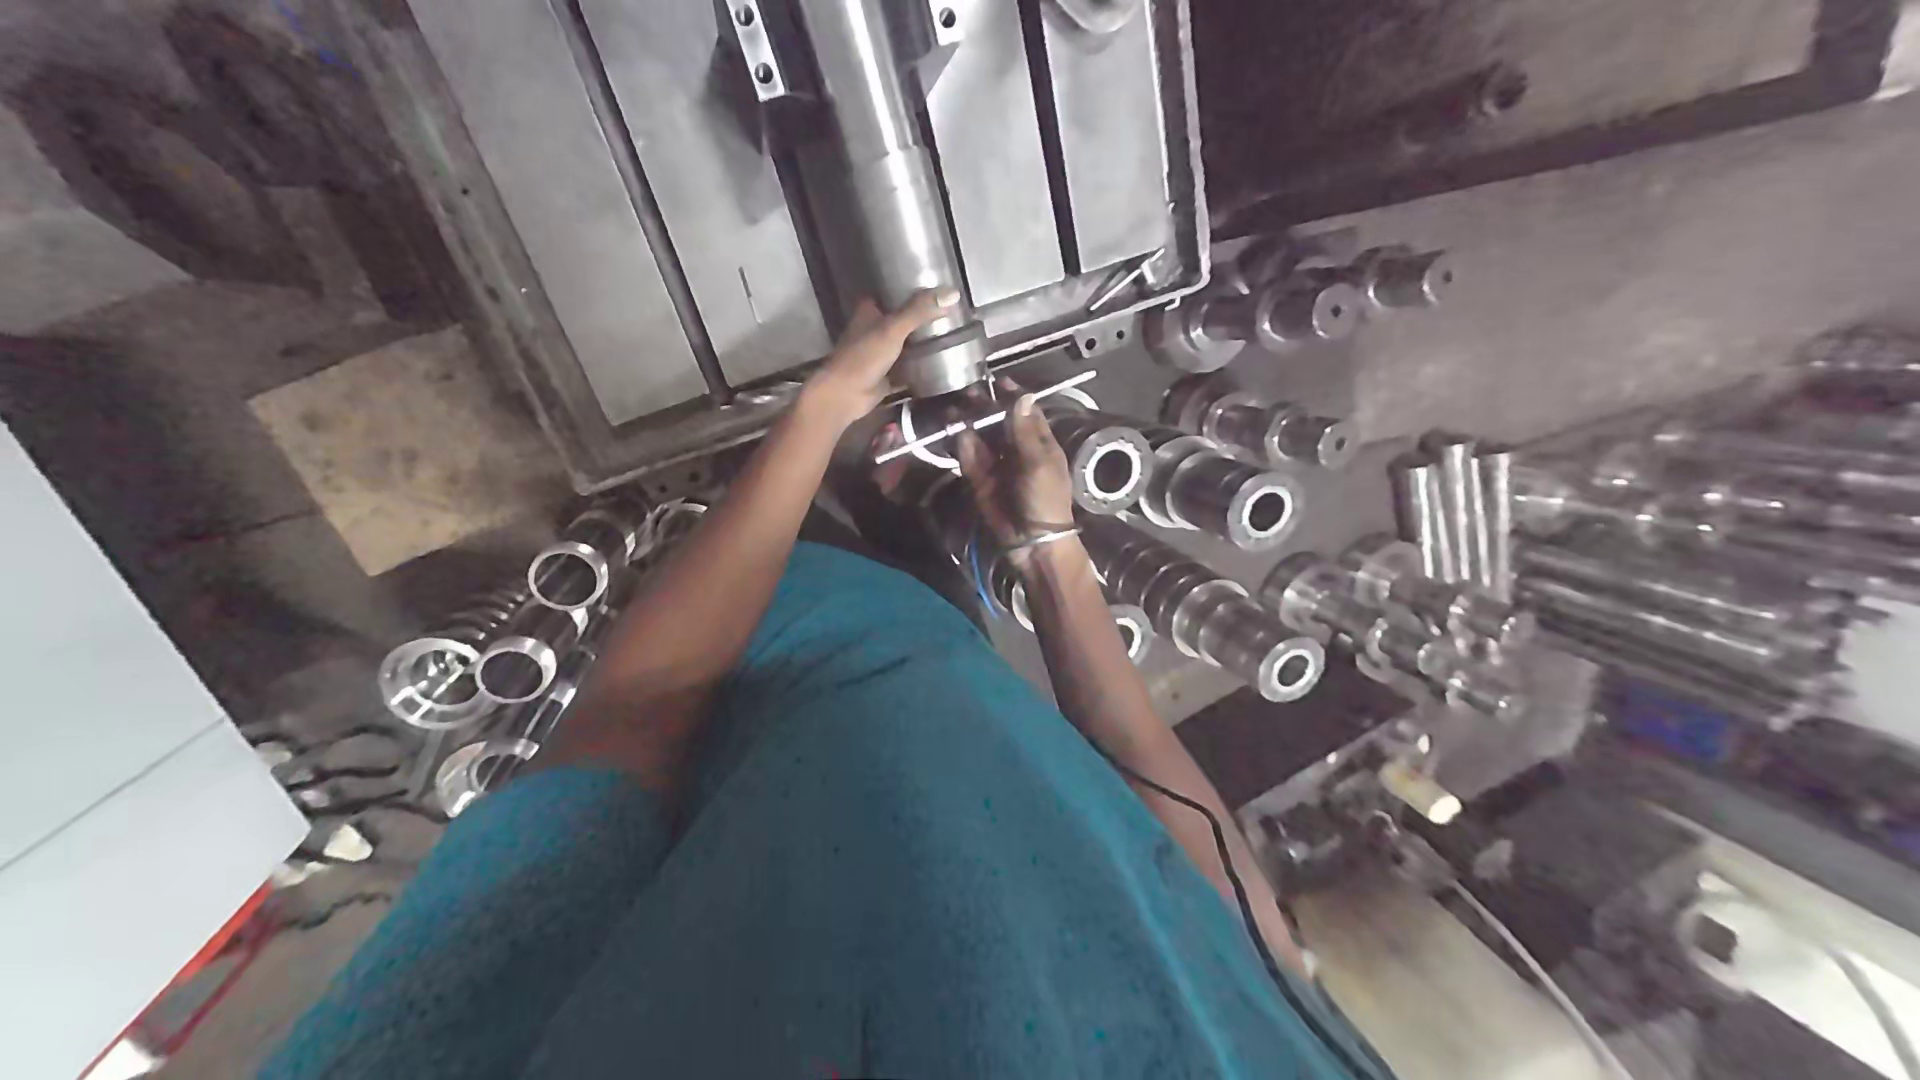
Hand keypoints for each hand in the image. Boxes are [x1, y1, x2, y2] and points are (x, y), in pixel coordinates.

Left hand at [797, 289, 957, 430]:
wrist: (846, 395)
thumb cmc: (864, 356)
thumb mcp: (893, 328)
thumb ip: (920, 311)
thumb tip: (953, 293)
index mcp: (869, 311)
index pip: (891, 292)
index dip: (910, 288)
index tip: (936, 284)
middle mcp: (873, 329)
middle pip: (902, 318)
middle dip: (923, 316)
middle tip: (951, 310)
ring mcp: (880, 353)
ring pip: (906, 343)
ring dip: (924, 340)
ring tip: (953, 332)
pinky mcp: (887, 375)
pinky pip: (908, 367)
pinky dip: (922, 365)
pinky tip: (943, 362)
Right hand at [956, 388, 1075, 567]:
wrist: (1034, 543)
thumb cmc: (1046, 500)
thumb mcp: (1039, 463)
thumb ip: (1026, 431)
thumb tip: (1021, 395)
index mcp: (1040, 443)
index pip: (1025, 412)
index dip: (1011, 396)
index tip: (996, 380)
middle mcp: (1017, 450)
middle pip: (998, 422)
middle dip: (983, 407)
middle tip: (965, 391)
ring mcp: (998, 466)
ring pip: (980, 438)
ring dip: (968, 424)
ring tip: (952, 408)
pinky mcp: (981, 482)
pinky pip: (970, 459)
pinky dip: (963, 447)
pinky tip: (955, 433)